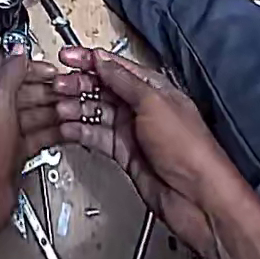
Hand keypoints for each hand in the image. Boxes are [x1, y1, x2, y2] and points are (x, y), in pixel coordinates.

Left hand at [0, 52, 60, 228]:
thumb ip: (11, 73)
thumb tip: (18, 50)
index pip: (13, 73)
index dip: (34, 70)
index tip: (54, 71)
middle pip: (26, 94)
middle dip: (48, 91)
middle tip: (70, 90)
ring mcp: (6, 134)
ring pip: (34, 116)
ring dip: (54, 111)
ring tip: (74, 108)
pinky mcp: (16, 154)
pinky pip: (38, 137)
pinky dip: (53, 133)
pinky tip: (67, 130)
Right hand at [51, 47, 245, 258]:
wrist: (200, 202)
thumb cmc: (189, 150)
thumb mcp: (153, 104)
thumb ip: (123, 80)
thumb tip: (102, 59)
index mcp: (151, 87)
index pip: (113, 66)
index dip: (89, 59)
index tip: (67, 56)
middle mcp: (140, 106)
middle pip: (102, 87)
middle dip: (78, 83)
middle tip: (58, 84)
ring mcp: (131, 130)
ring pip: (96, 110)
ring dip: (76, 106)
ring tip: (59, 106)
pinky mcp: (124, 153)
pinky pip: (97, 135)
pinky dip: (80, 129)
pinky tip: (67, 127)